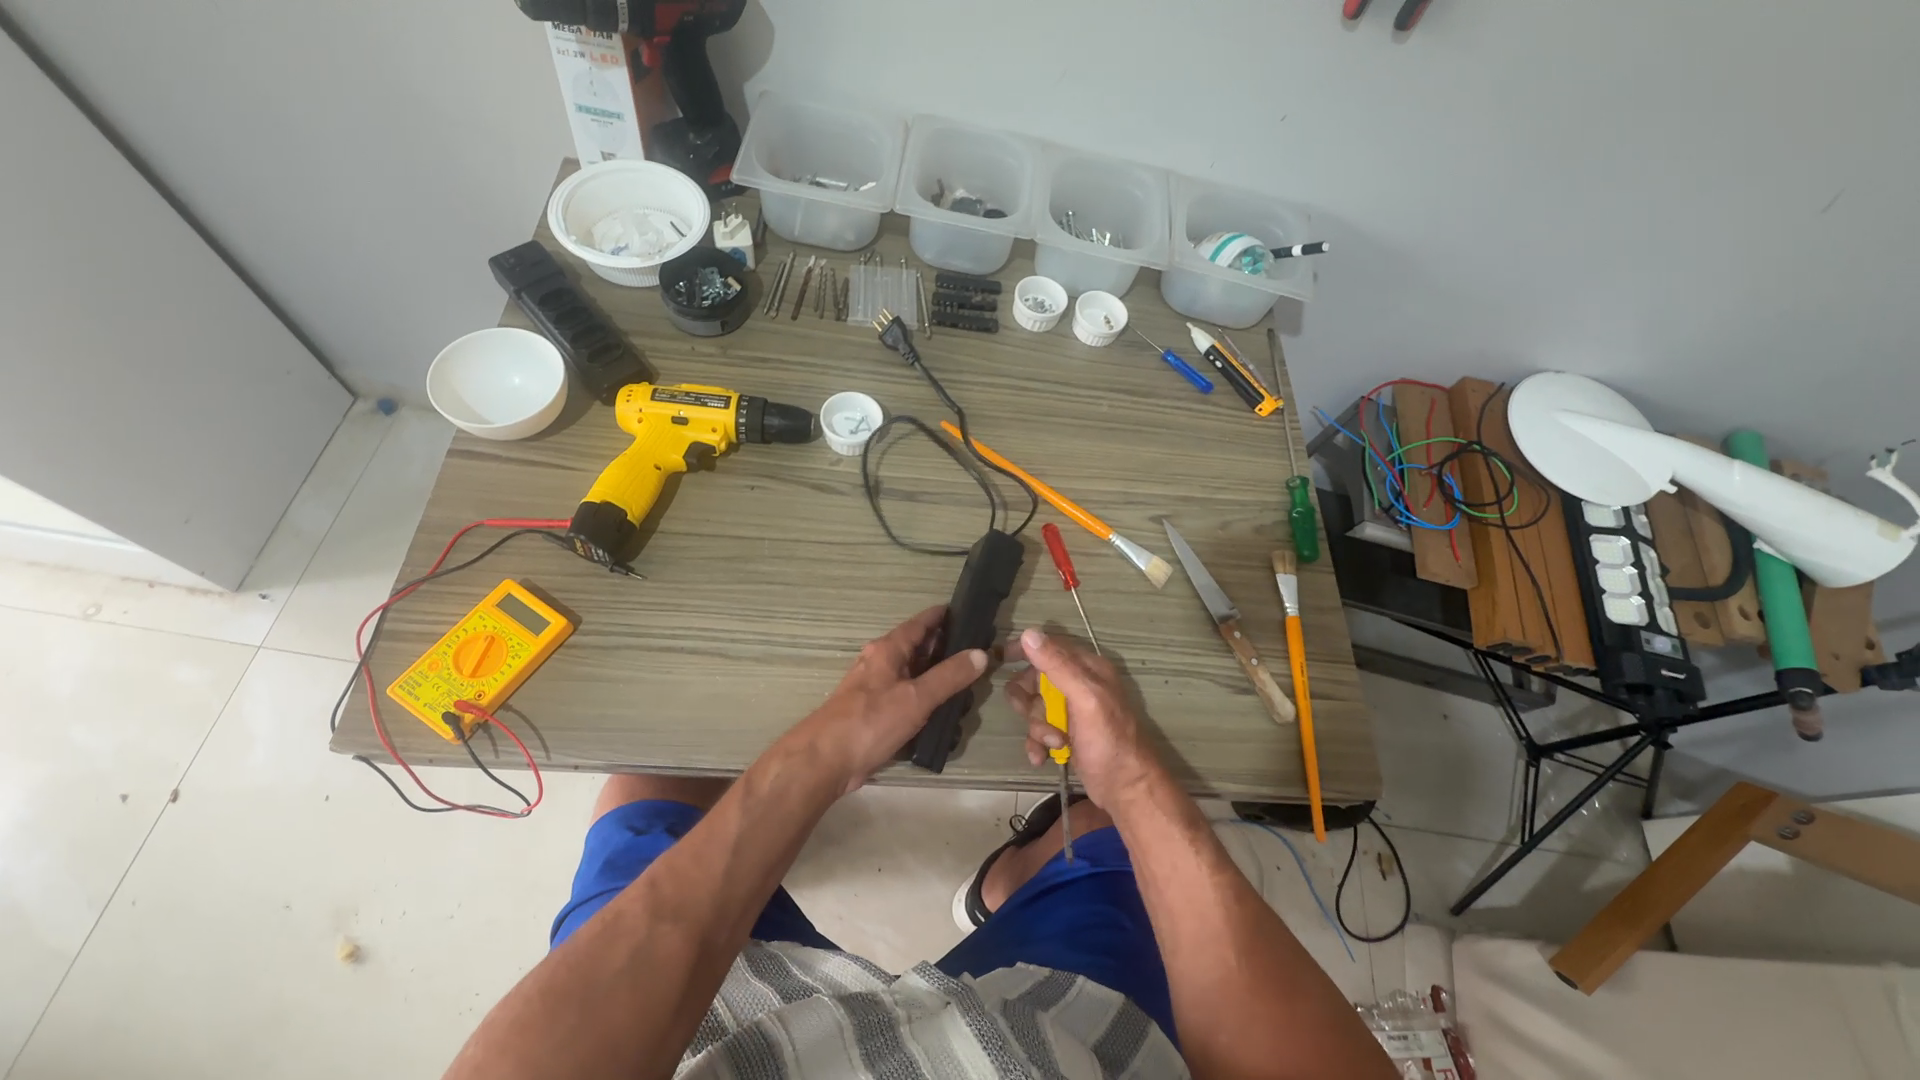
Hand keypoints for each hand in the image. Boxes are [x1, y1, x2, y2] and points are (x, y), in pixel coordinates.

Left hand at [782, 606, 986, 794]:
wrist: (825, 760)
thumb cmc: (870, 722)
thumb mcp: (916, 697)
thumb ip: (949, 676)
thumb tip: (980, 653)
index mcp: (888, 650)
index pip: (920, 623)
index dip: (943, 616)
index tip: (970, 613)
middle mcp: (880, 663)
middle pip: (917, 648)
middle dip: (945, 647)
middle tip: (979, 651)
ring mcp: (875, 689)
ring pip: (912, 674)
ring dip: (936, 676)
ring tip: (969, 682)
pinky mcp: (874, 714)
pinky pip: (905, 698)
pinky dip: (925, 699)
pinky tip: (943, 712)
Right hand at [1003, 627, 1158, 807]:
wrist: (1126, 789)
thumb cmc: (1109, 741)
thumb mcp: (1085, 698)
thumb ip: (1058, 666)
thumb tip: (1029, 633)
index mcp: (1087, 668)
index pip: (1049, 646)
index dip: (1024, 650)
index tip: (999, 657)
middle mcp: (1079, 685)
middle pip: (1035, 680)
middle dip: (1029, 701)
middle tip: (1033, 713)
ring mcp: (1072, 712)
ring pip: (1034, 708)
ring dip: (1037, 727)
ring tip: (1053, 743)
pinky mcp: (1067, 735)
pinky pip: (1039, 731)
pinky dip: (1037, 744)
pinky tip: (1041, 758)